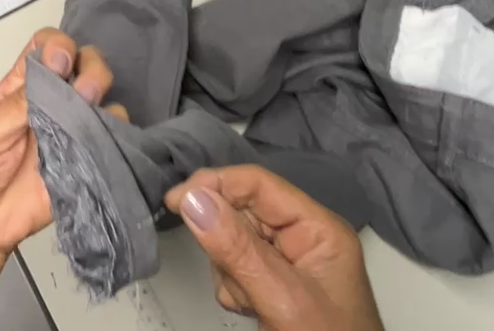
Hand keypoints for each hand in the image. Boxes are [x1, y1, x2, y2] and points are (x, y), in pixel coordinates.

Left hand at [0, 28, 117, 261]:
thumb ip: (19, 102)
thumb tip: (54, 69)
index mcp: (22, 85)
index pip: (47, 47)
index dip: (58, 45)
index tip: (60, 62)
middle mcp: (52, 101)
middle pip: (83, 63)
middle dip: (91, 66)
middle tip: (82, 91)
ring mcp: (71, 129)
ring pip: (102, 95)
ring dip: (103, 95)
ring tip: (89, 115)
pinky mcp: (85, 161)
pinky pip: (113, 138)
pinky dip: (116, 132)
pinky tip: (104, 139)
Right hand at [166, 166, 383, 330]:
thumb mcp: (285, 303)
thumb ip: (238, 250)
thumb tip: (193, 199)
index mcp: (318, 228)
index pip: (258, 184)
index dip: (214, 184)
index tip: (176, 202)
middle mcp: (304, 238)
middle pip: (242, 209)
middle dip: (225, 239)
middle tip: (229, 274)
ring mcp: (290, 264)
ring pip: (234, 238)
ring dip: (228, 267)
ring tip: (249, 301)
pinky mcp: (275, 287)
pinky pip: (236, 265)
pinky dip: (231, 285)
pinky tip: (248, 309)